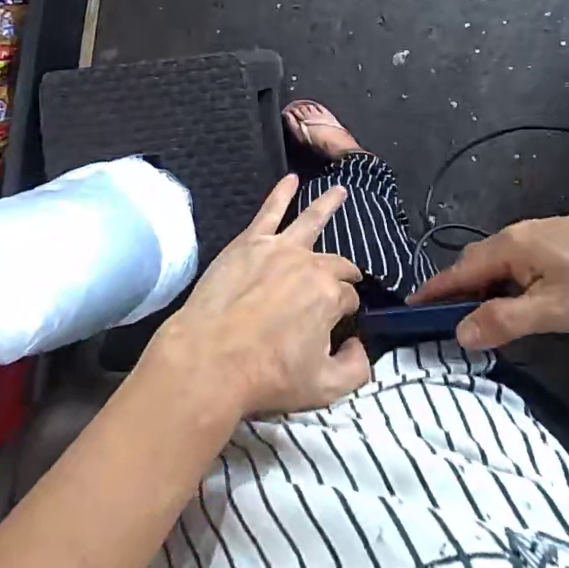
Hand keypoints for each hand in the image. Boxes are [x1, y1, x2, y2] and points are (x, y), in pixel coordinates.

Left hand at [145, 175, 370, 416]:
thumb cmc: (266, 376)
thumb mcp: (325, 388)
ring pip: (310, 220)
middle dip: (344, 273)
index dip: (347, 312)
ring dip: (327, 204)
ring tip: (339, 191)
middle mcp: (309, 264)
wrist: (208, 361)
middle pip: (335, 263)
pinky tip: (289, 179)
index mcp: (330, 294)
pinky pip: (269, 211)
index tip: (339, 324)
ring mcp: (278, 249)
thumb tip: (360, 345)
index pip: (349, 297)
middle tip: (346, 281)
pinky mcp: (248, 243)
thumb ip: (356, 368)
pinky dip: (281, 193)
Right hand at [408, 205, 568, 349]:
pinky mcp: (554, 241)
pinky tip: (515, 300)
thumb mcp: (552, 309)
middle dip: (453, 293)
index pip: (455, 273)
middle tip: (442, 323)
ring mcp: (535, 236)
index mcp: (505, 248)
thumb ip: (503, 320)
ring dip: (479, 289)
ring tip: (476, 318)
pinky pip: (512, 263)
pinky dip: (500, 283)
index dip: (431, 294)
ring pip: (494, 264)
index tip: (408, 312)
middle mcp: (513, 236)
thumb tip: (458, 332)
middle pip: (471, 266)